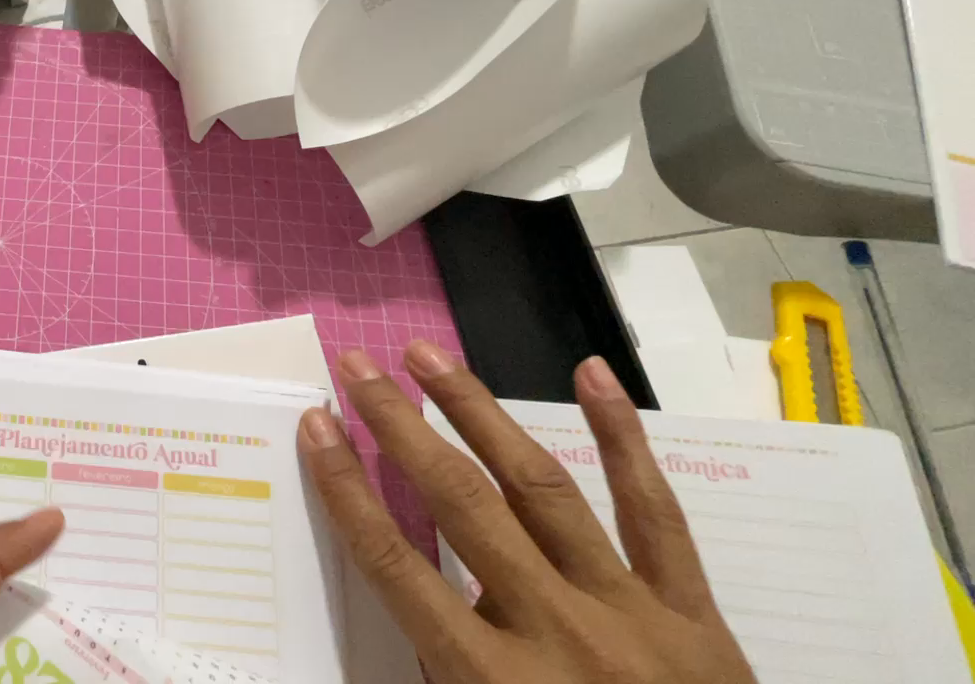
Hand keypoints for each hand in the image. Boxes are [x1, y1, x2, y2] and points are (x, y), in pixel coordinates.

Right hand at [299, 343, 756, 683]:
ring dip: (477, 411)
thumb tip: (385, 592)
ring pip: (541, 487)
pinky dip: (622, 438)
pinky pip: (656, 512)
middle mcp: (557, 633)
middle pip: (461, 504)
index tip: (316, 426)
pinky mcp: (694, 612)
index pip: (397, 565)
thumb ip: (430, 670)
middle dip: (400, 426)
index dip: (347, 489)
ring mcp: (632, 615)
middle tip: (359, 365)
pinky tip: (591, 373)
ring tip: (429, 357)